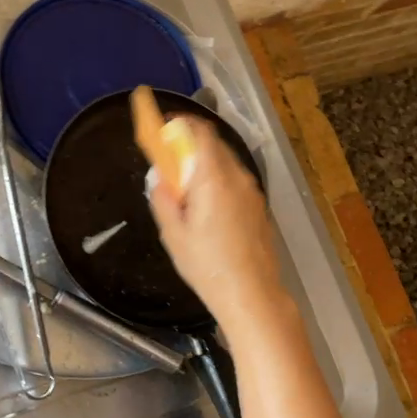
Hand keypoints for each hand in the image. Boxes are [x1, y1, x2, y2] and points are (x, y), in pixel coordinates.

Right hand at [146, 116, 284, 321]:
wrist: (251, 293)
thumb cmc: (208, 265)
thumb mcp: (173, 234)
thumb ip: (163, 199)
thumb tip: (159, 178)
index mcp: (214, 179)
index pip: (200, 133)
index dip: (180, 124)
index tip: (161, 126)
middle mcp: (238, 178)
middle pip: (213, 145)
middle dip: (188, 146)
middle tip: (166, 162)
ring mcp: (252, 192)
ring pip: (225, 164)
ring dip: (202, 165)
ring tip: (182, 190)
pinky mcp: (257, 207)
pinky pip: (233, 182)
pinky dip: (215, 181)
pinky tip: (203, 208)